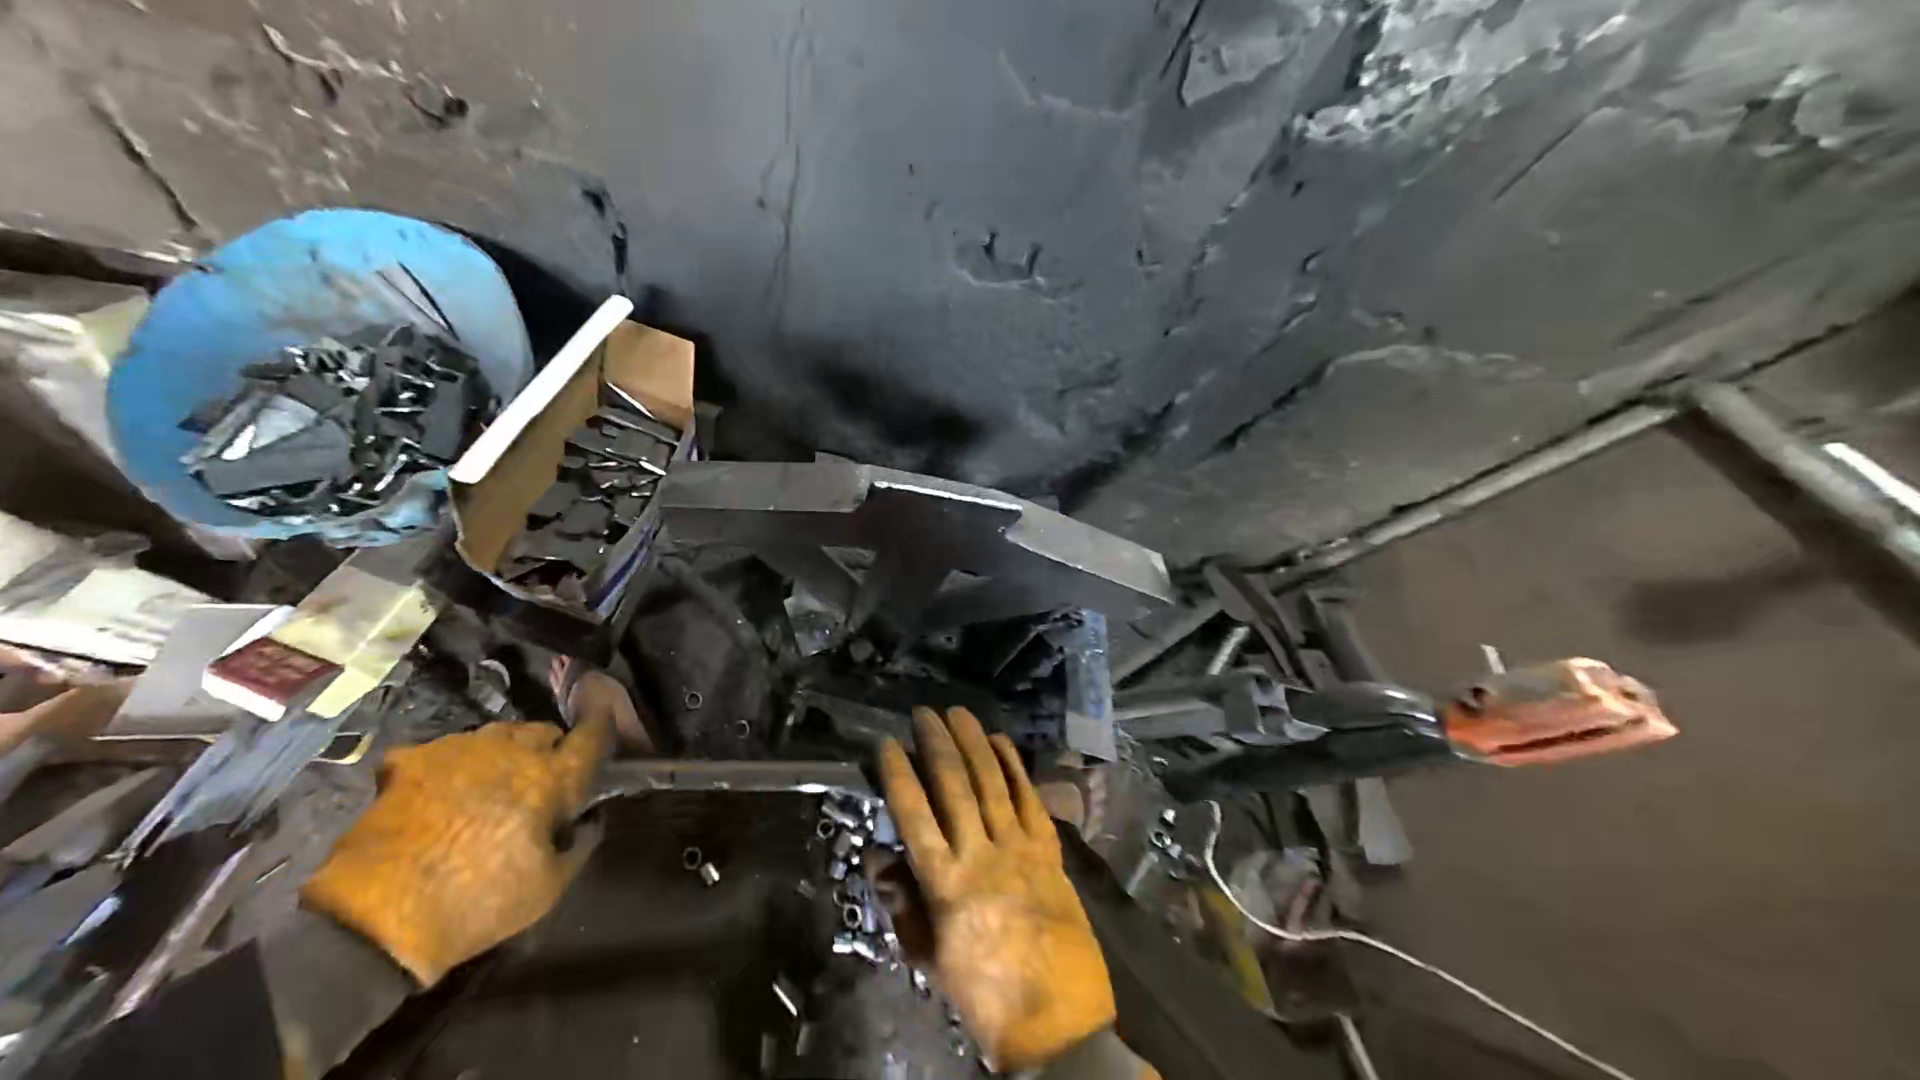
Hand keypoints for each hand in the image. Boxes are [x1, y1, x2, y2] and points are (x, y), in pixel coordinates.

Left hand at [301, 710, 609, 985]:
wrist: (375, 922)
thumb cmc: (478, 905)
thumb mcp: (550, 887)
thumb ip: (582, 843)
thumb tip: (590, 818)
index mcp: (551, 778)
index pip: (590, 737)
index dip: (601, 727)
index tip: (604, 722)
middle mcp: (510, 752)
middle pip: (543, 730)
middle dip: (550, 748)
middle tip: (543, 777)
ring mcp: (458, 750)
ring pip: (497, 733)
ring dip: (505, 751)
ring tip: (494, 780)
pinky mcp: (412, 761)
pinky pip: (446, 748)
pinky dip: (451, 762)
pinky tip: (441, 788)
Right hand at [880, 707, 1115, 1069]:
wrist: (1058, 1022)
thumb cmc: (983, 993)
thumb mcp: (931, 957)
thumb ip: (903, 903)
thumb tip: (877, 858)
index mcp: (947, 883)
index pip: (915, 815)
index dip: (898, 775)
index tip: (886, 743)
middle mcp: (982, 854)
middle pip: (955, 787)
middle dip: (937, 744)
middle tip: (924, 713)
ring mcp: (1020, 849)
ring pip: (993, 784)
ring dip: (974, 744)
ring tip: (959, 714)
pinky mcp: (1049, 852)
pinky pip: (1030, 800)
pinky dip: (1015, 769)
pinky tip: (1002, 744)